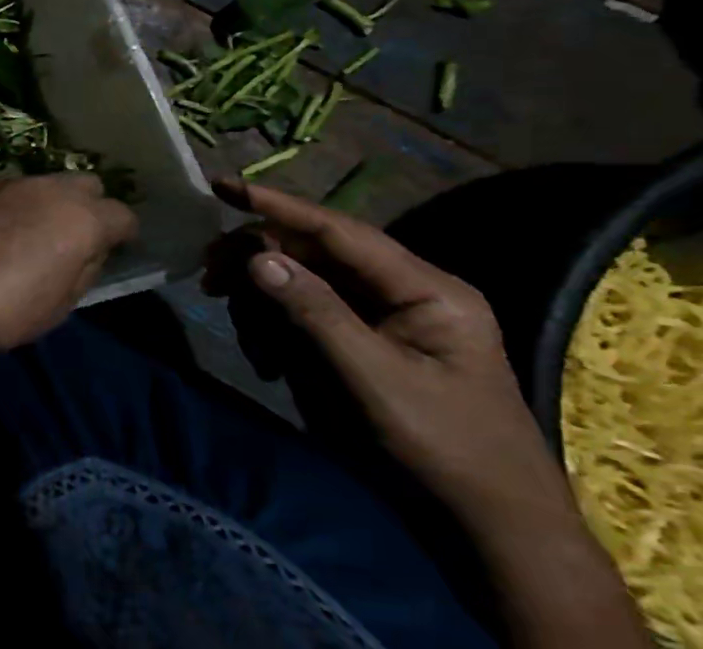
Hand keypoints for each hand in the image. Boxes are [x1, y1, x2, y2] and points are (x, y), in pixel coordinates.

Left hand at [0, 174, 136, 349]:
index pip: (123, 215)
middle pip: (88, 185)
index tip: (112, 250)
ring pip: (49, 181)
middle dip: (89, 206)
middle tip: (74, 236)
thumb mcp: (62, 303)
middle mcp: (51, 190)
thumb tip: (92, 250)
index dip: (121, 235)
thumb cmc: (6, 309)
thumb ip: (87, 267)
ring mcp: (12, 182)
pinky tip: (0, 226)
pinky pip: (13, 186)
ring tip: (34, 230)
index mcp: (82, 220)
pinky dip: (18, 201)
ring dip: (52, 201)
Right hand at [214, 180, 570, 523]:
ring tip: (243, 333)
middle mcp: (408, 288)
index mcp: (427, 288)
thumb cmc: (444, 443)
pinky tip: (266, 354)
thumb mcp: (374, 377)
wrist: (494, 515)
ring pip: (307, 279)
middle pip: (315, 251)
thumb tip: (257, 257)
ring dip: (264, 299)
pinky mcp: (372, 333)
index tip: (222, 186)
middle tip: (208, 277)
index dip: (278, 206)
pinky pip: (312, 309)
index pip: (339, 231)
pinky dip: (279, 323)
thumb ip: (315, 312)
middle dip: (258, 259)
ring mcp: (390, 311)